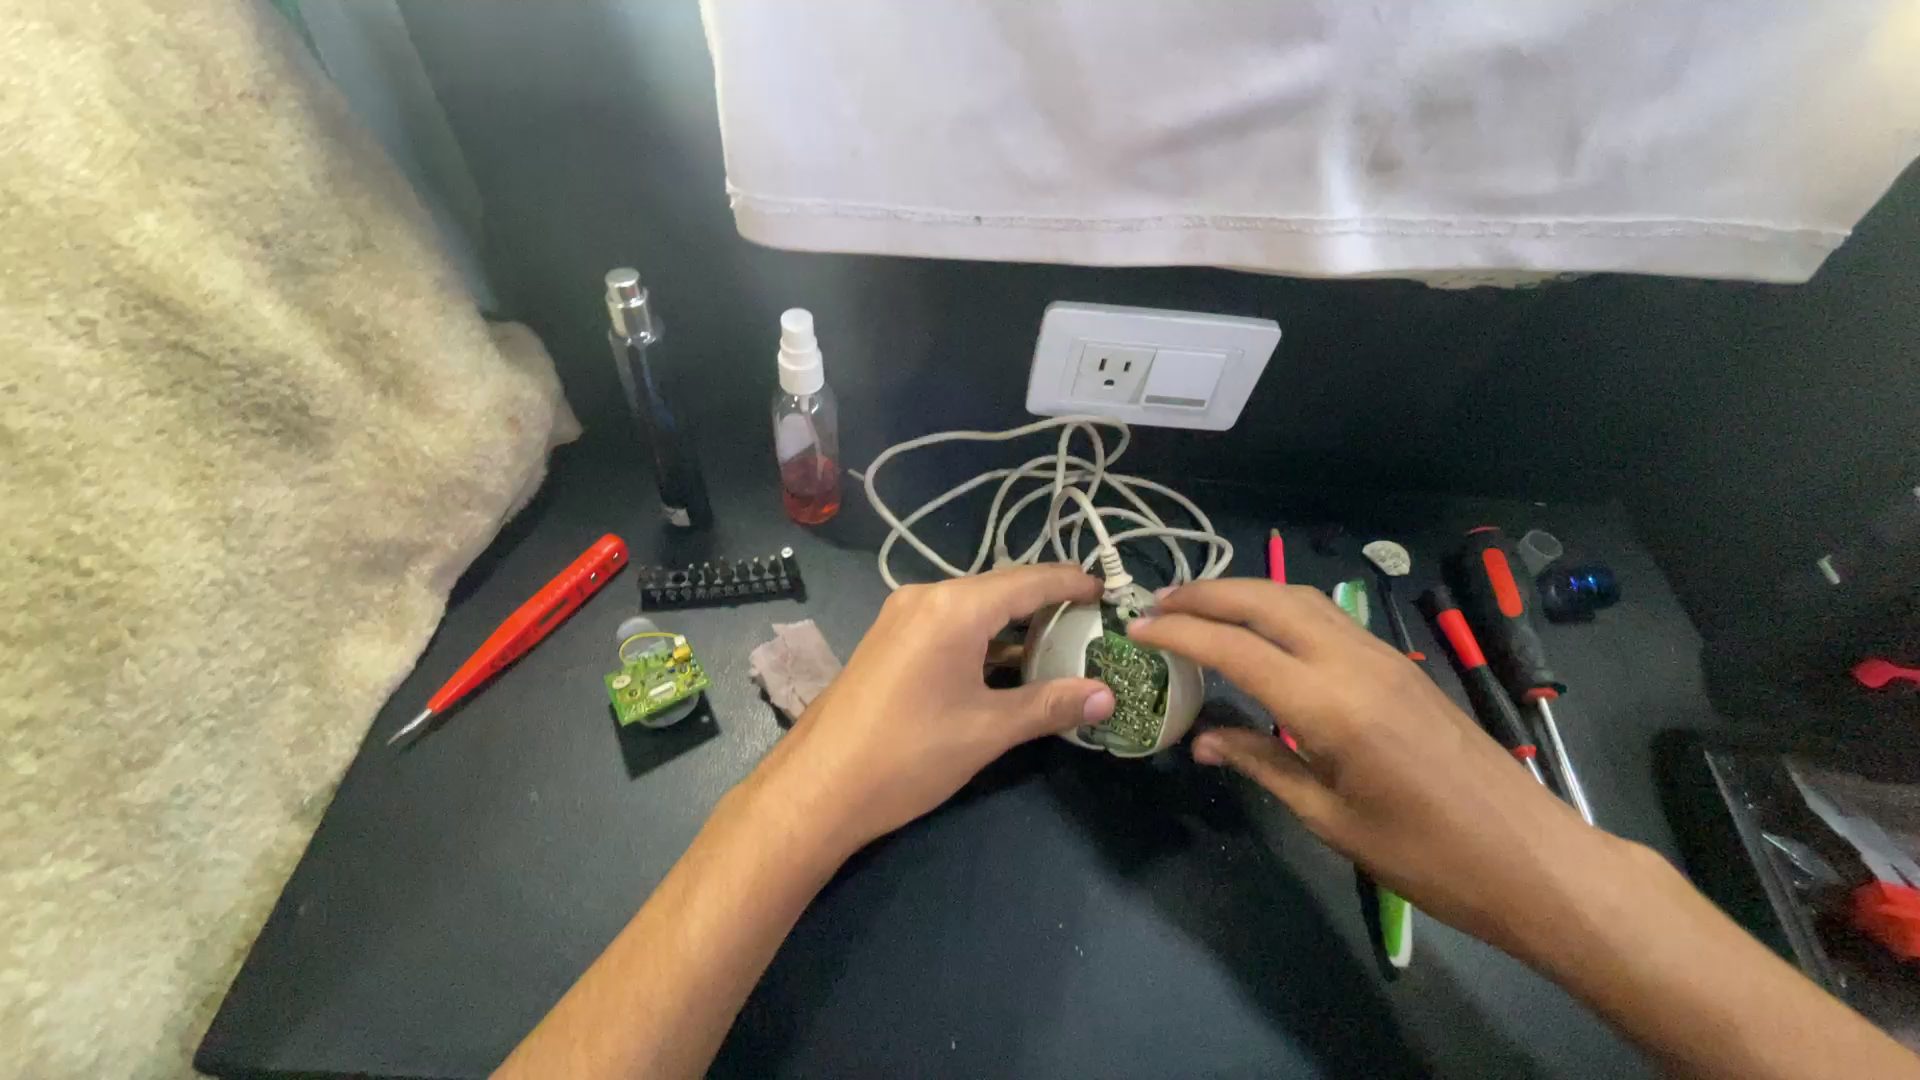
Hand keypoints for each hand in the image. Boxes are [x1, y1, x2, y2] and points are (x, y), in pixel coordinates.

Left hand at [745, 565, 1115, 854]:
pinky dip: (981, 635)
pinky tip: (1005, 660)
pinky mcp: (888, 638)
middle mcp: (925, 597)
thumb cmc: (909, 753)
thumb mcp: (988, 730)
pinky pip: (947, 623)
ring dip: (1012, 620)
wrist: (818, 787)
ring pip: (972, 606)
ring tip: (1058, 639)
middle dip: (1046, 601)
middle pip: (999, 587)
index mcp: (954, 608)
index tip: (1107, 592)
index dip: (1071, 584)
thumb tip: (1108, 696)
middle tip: (1090, 619)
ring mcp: (900, 616)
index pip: (1028, 581)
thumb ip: (1050, 705)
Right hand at [1128, 579, 1618, 953]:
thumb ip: (1259, 763)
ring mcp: (1380, 656)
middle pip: (1266, 600)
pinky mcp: (1396, 662)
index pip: (1236, 648)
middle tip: (1157, 602)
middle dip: (1205, 593)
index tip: (1137, 627)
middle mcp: (1353, 663)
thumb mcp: (1329, 817)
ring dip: (1242, 592)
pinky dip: (1276, 607)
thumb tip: (1200, 740)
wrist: (1534, 858)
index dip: (1179, 633)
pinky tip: (1256, 627)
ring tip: (1197, 606)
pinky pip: (1324, 616)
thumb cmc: (1426, 855)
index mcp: (1330, 707)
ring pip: (1298, 598)